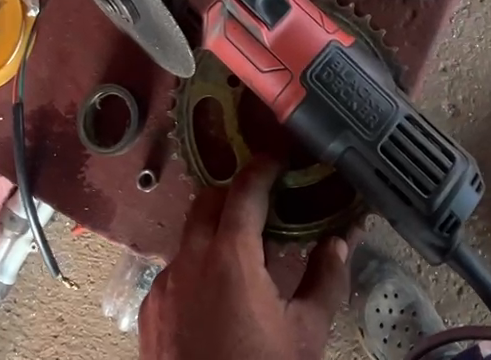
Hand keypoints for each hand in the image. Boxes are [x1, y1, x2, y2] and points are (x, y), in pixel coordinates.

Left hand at [139, 158, 350, 359]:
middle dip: (237, 192)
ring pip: (190, 236)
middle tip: (266, 201)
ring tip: (246, 252)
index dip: (263, 166)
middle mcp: (190, 259)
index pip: (245, 188)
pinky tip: (219, 293)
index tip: (278, 157)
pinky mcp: (150, 311)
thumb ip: (326, 278)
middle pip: (209, 201)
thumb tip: (340, 242)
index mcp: (230, 256)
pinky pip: (174, 270)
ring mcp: (164, 285)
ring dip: (216, 231)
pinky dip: (198, 266)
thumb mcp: (306, 334)